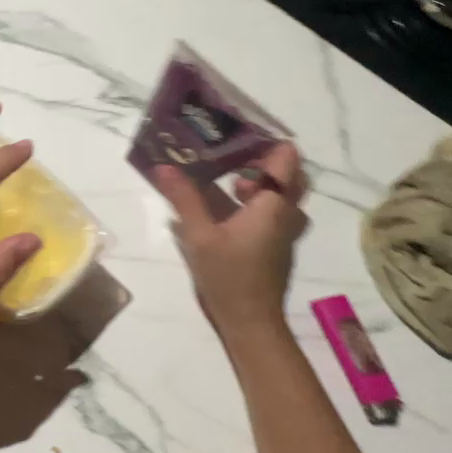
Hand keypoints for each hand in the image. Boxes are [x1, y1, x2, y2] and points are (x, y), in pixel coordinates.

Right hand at [152, 143, 309, 337]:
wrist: (250, 322)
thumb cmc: (229, 276)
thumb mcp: (199, 235)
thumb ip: (184, 198)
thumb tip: (164, 167)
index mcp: (274, 205)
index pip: (286, 157)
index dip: (266, 139)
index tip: (236, 130)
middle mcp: (287, 213)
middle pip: (286, 173)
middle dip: (258, 158)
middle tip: (225, 152)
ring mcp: (283, 230)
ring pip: (279, 192)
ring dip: (253, 180)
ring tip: (218, 177)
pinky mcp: (274, 244)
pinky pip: (269, 210)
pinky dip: (250, 199)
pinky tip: (217, 205)